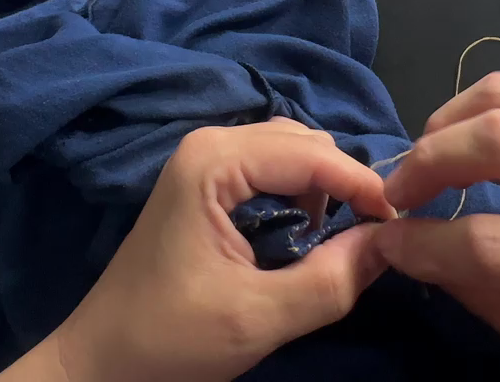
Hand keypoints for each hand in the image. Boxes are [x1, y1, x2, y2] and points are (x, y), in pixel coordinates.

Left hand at [15, 118, 395, 381]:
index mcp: (216, 159)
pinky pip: (272, 167)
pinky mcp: (208, 177)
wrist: (100, 363)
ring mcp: (207, 156)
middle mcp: (213, 141)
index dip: (361, 184)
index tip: (399, 224)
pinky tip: (297, 236)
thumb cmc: (169, 340)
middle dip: (340, 184)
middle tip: (364, 240)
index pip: (311, 153)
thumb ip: (329, 280)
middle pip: (303, 142)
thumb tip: (391, 242)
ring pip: (291, 151)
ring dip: (320, 190)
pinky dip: (298, 194)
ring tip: (325, 244)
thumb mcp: (257, 319)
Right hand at [374, 72, 499, 381]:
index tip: (386, 243)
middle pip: (496, 142)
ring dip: (447, 122)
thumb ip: (486, 297)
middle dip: (427, 164)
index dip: (423, 245)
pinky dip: (476, 107)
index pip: (490, 243)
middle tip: (395, 193)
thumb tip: (410, 252)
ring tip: (423, 159)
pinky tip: (461, 138)